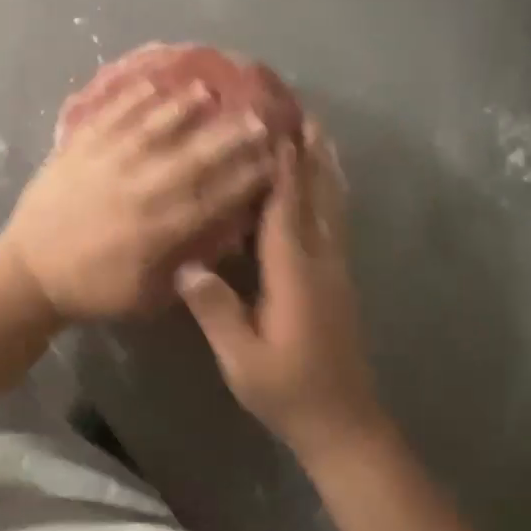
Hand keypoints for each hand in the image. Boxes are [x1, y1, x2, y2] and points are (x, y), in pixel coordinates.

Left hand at [0, 80, 275, 321]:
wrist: (30, 272)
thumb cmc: (94, 289)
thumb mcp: (148, 294)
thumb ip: (186, 267)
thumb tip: (222, 239)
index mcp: (158, 230)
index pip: (214, 198)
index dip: (248, 177)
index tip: (275, 158)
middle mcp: (138, 190)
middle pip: (192, 157)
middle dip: (229, 137)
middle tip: (258, 116)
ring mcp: (106, 162)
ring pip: (151, 128)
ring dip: (182, 107)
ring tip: (209, 89)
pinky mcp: (79, 147)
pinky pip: (109, 116)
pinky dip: (131, 97)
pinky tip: (152, 81)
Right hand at [177, 124, 378, 454]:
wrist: (343, 424)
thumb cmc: (288, 391)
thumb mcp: (242, 359)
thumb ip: (217, 310)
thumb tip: (186, 263)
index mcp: (294, 273)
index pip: (285, 206)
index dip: (279, 162)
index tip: (270, 121)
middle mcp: (320, 259)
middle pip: (315, 192)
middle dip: (306, 148)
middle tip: (297, 106)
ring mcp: (334, 267)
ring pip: (331, 202)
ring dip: (323, 162)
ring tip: (315, 126)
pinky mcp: (337, 277)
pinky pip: (334, 217)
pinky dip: (329, 188)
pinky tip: (324, 178)